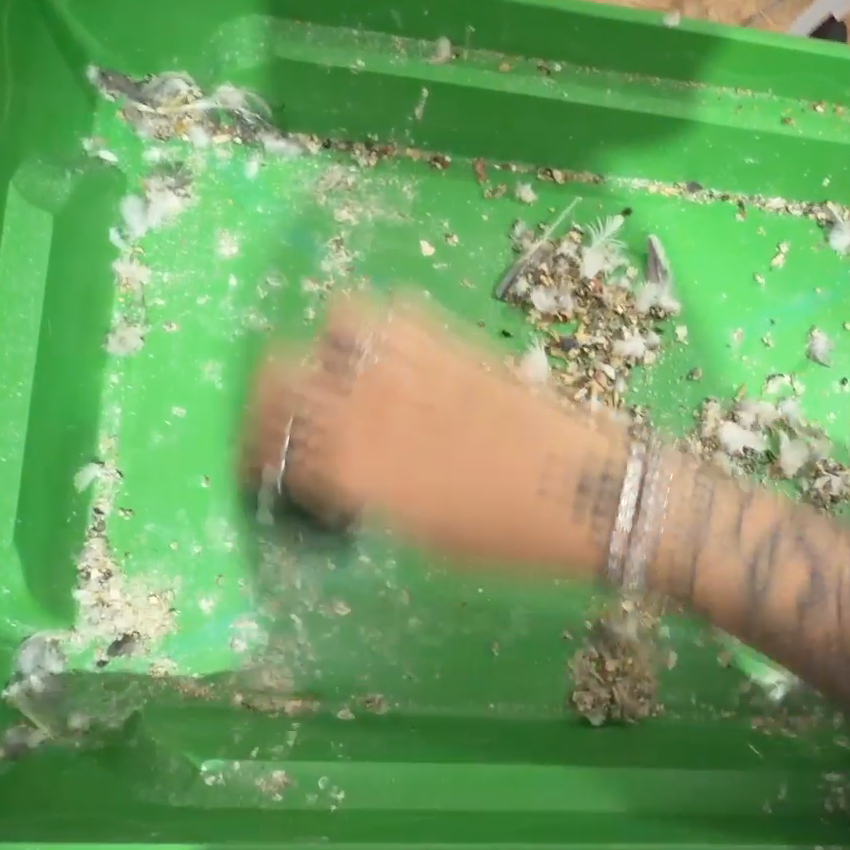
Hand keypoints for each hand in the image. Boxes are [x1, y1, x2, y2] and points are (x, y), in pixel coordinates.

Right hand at [242, 294, 630, 576]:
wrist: (590, 492)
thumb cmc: (509, 536)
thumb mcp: (423, 537)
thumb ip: (369, 496)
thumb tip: (343, 474)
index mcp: (353, 472)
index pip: (272, 447)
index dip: (259, 455)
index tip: (267, 462)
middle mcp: (367, 407)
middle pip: (278, 375)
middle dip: (268, 398)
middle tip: (289, 419)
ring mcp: (410, 362)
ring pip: (335, 326)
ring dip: (326, 350)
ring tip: (346, 377)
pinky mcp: (451, 337)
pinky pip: (394, 313)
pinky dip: (381, 331)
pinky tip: (396, 360)